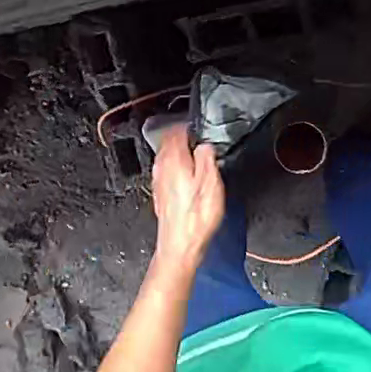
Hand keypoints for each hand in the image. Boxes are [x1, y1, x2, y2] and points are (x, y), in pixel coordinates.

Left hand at [149, 124, 224, 270]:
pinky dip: (175, 167)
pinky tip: (185, 175)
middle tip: (195, 136)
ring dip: (177, 151)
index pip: (176, 130)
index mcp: (174, 159)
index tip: (197, 126)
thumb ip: (207, 157)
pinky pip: (165, 171)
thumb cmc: (196, 218)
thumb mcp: (212, 182)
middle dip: (180, 136)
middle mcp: (162, 168)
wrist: (180, 246)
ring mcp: (158, 181)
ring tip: (192, 153)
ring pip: (165, 156)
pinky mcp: (160, 194)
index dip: (188, 125)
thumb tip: (205, 145)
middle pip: (168, 142)